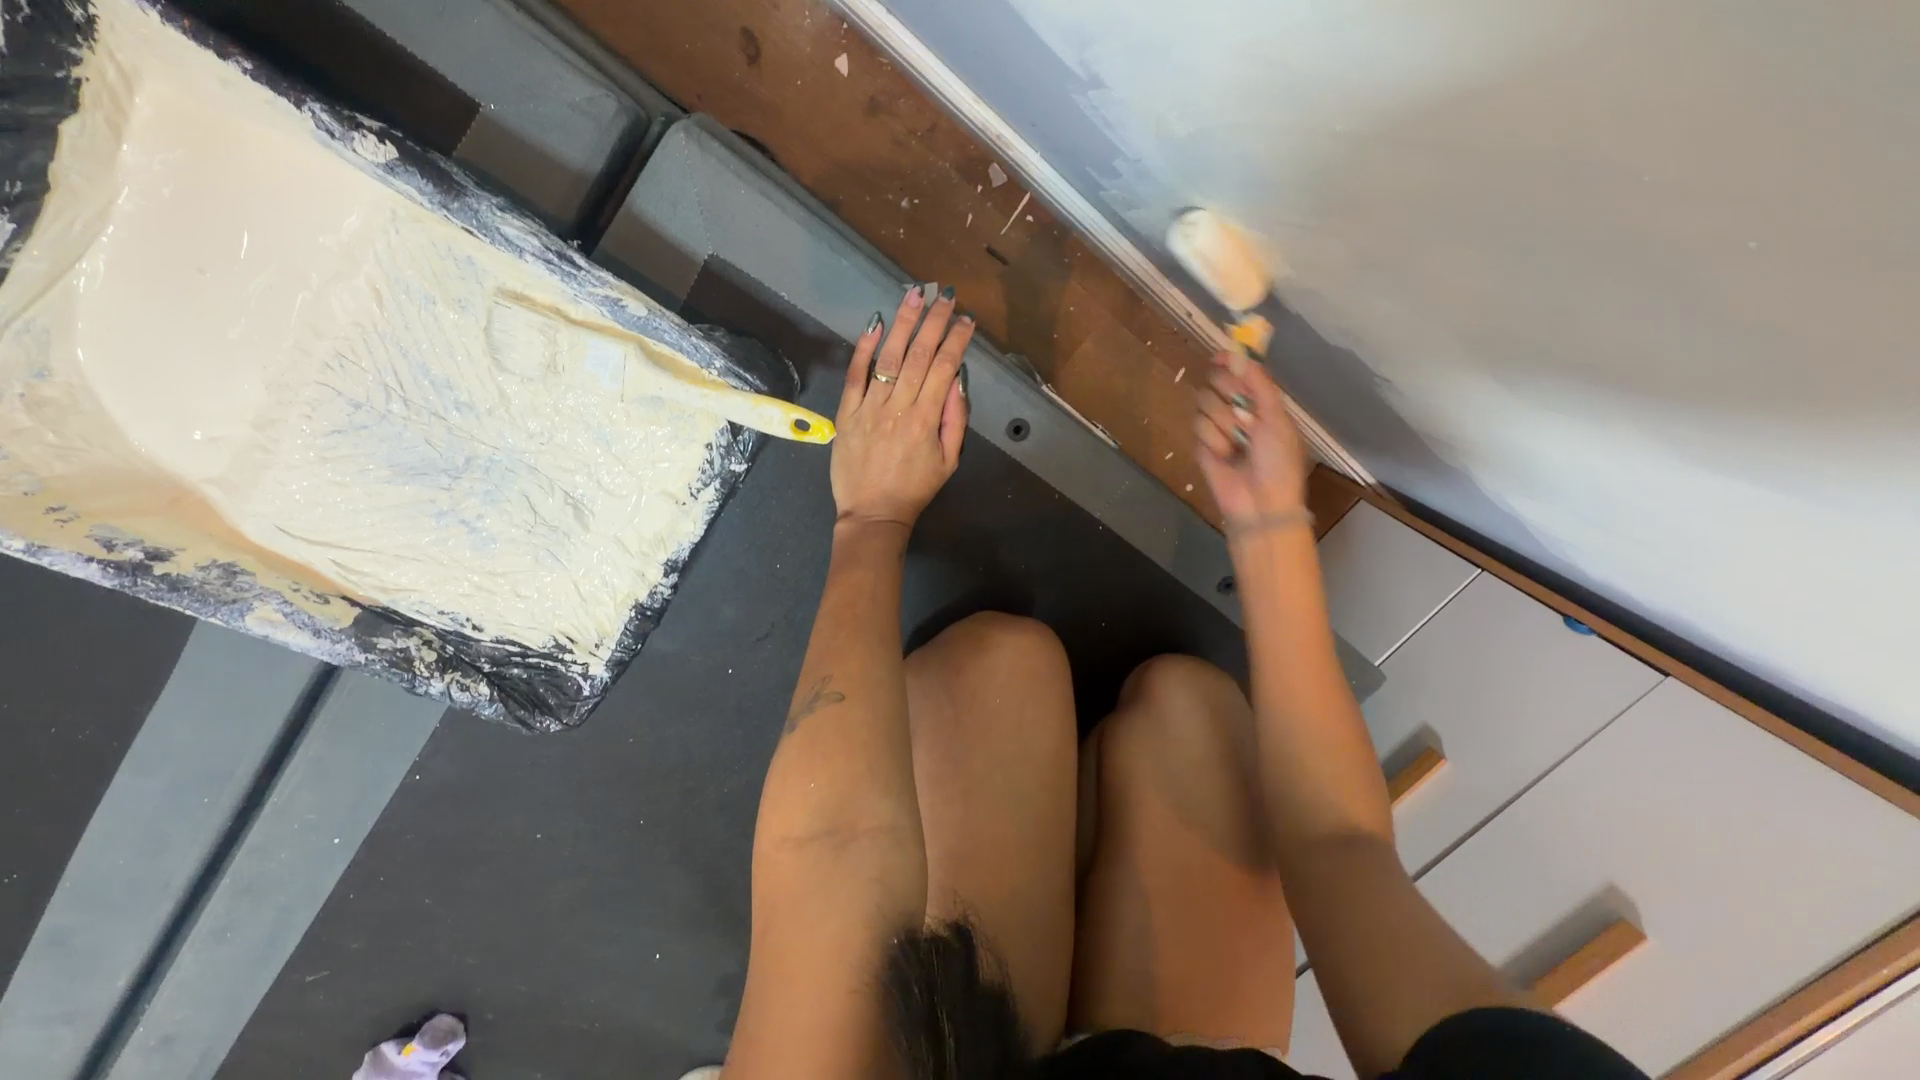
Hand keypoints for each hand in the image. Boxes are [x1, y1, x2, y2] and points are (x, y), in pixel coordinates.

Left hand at [831, 284, 972, 531]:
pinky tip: (875, 324)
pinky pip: (855, 375)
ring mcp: (869, 407)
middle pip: (919, 354)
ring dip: (903, 323)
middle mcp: (898, 407)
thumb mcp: (949, 462)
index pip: (944, 368)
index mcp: (926, 419)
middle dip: (934, 321)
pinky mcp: (847, 412)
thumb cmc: (915, 489)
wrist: (872, 513)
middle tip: (945, 295)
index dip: (956, 340)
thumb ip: (956, 421)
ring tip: (914, 294)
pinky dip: (864, 348)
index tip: (966, 320)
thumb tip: (959, 382)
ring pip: (889, 357)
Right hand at [1194, 350, 1310, 527]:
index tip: (1219, 357)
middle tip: (1243, 414)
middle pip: (1218, 381)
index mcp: (1262, 402)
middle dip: (1228, 395)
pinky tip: (1224, 455)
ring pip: (1205, 402)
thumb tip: (1237, 354)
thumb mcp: (1277, 418)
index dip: (1230, 362)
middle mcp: (1238, 410)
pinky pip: (1198, 426)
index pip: (1241, 371)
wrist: (1260, 502)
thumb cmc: (1278, 461)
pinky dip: (1214, 440)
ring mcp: (1218, 427)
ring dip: (1224, 423)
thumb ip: (1259, 384)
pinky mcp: (1202, 444)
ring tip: (1238, 445)